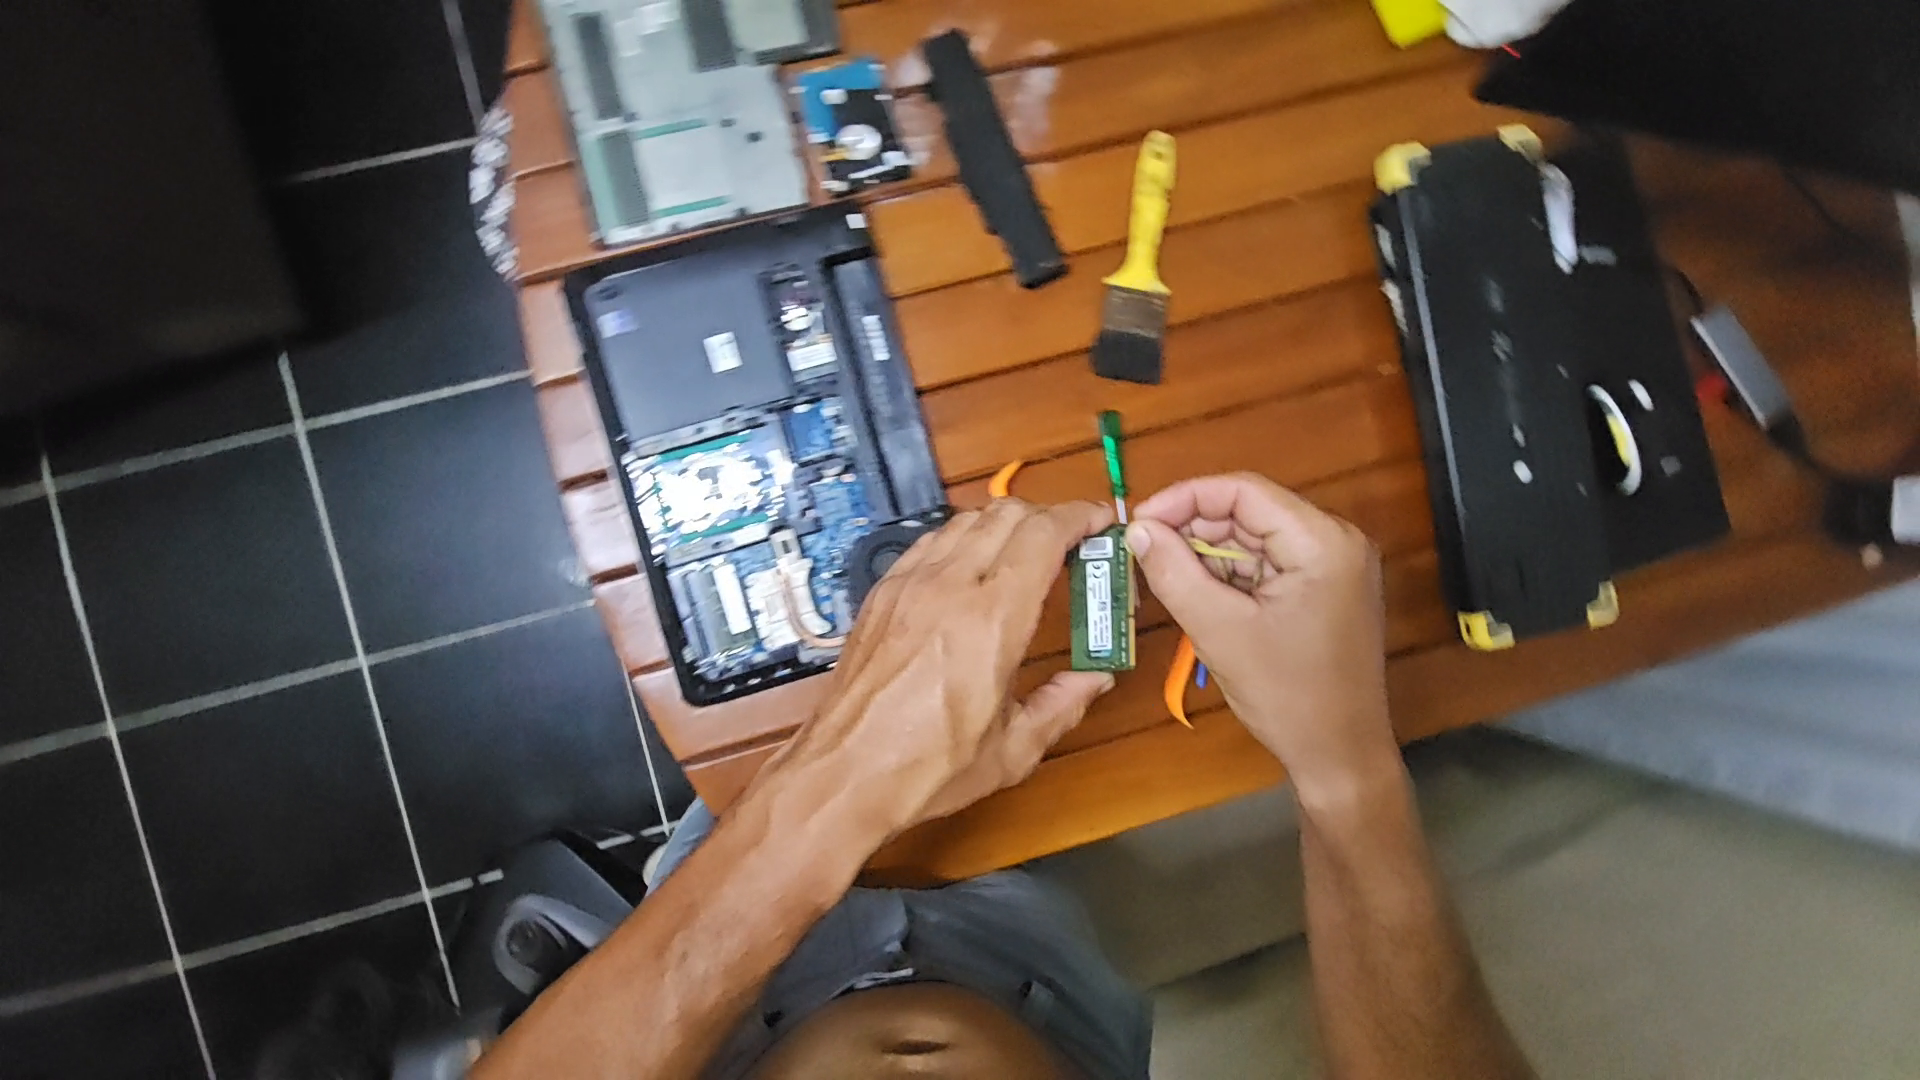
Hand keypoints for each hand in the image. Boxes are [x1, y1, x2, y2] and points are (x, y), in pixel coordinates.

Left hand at [775, 498, 1117, 833]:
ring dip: (1006, 523)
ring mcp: (910, 583)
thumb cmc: (927, 768)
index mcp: (991, 621)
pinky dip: (963, 538)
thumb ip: (1063, 703)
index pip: (1043, 534)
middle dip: (1048, 517)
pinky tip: (972, 566)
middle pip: (1008, 513)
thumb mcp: (1013, 749)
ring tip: (1024, 552)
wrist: (844, 772)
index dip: (1079, 517)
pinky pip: (931, 540)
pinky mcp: (884, 591)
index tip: (1099, 523)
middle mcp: (949, 586)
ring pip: (968, 519)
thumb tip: (1095, 676)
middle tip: (1070, 543)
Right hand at [1125, 473, 1395, 801]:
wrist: (1339, 756)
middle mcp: (1332, 541)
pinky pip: (1261, 564)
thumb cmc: (1287, 695)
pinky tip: (1193, 591)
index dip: (1184, 498)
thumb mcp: (1219, 629)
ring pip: (1250, 538)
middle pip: (1247, 511)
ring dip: (1203, 553)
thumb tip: (1137, 530)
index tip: (1139, 522)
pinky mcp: (1319, 589)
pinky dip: (1224, 574)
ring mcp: (1329, 566)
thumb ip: (1173, 572)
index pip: (1243, 491)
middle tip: (1143, 551)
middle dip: (1191, 528)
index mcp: (1322, 541)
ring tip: (1161, 573)